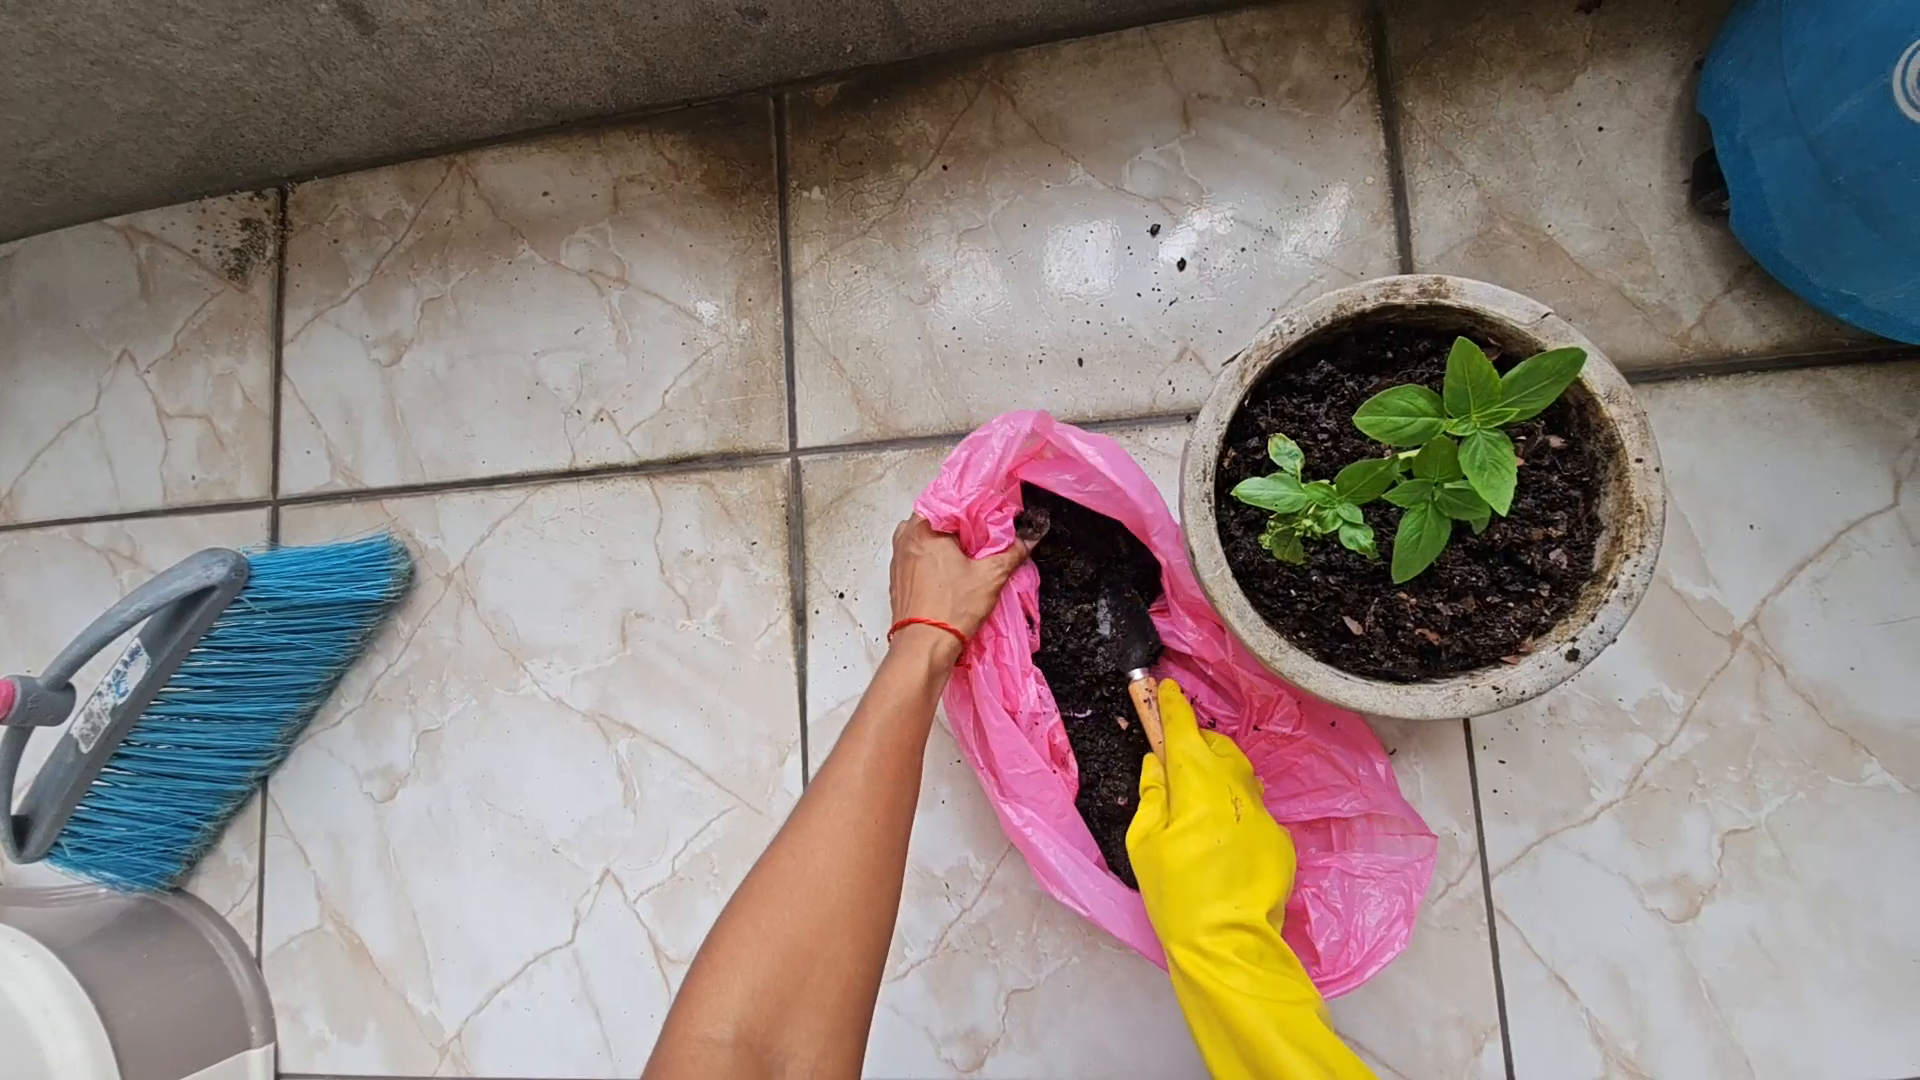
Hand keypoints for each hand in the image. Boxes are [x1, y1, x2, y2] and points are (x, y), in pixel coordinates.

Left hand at [888, 516, 1030, 642]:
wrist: (923, 646)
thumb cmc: (952, 609)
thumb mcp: (991, 577)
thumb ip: (1012, 552)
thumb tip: (1030, 538)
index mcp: (925, 527)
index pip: (953, 500)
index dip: (975, 508)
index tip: (991, 517)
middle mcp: (906, 537)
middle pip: (938, 518)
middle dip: (961, 526)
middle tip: (983, 537)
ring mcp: (898, 557)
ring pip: (926, 536)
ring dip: (946, 541)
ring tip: (968, 554)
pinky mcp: (897, 576)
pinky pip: (917, 555)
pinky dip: (933, 557)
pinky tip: (951, 571)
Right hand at [1126, 679, 1374, 1079]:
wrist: (1229, 949)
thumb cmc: (1176, 895)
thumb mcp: (1144, 842)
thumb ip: (1152, 792)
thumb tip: (1157, 763)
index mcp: (1197, 785)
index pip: (1183, 730)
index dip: (1171, 705)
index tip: (1164, 687)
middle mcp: (1235, 789)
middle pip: (1215, 746)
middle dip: (1195, 743)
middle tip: (1173, 762)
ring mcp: (1263, 813)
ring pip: (1238, 773)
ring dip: (1217, 771)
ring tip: (1197, 799)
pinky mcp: (1280, 838)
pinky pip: (1252, 806)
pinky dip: (1234, 806)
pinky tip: (1220, 837)